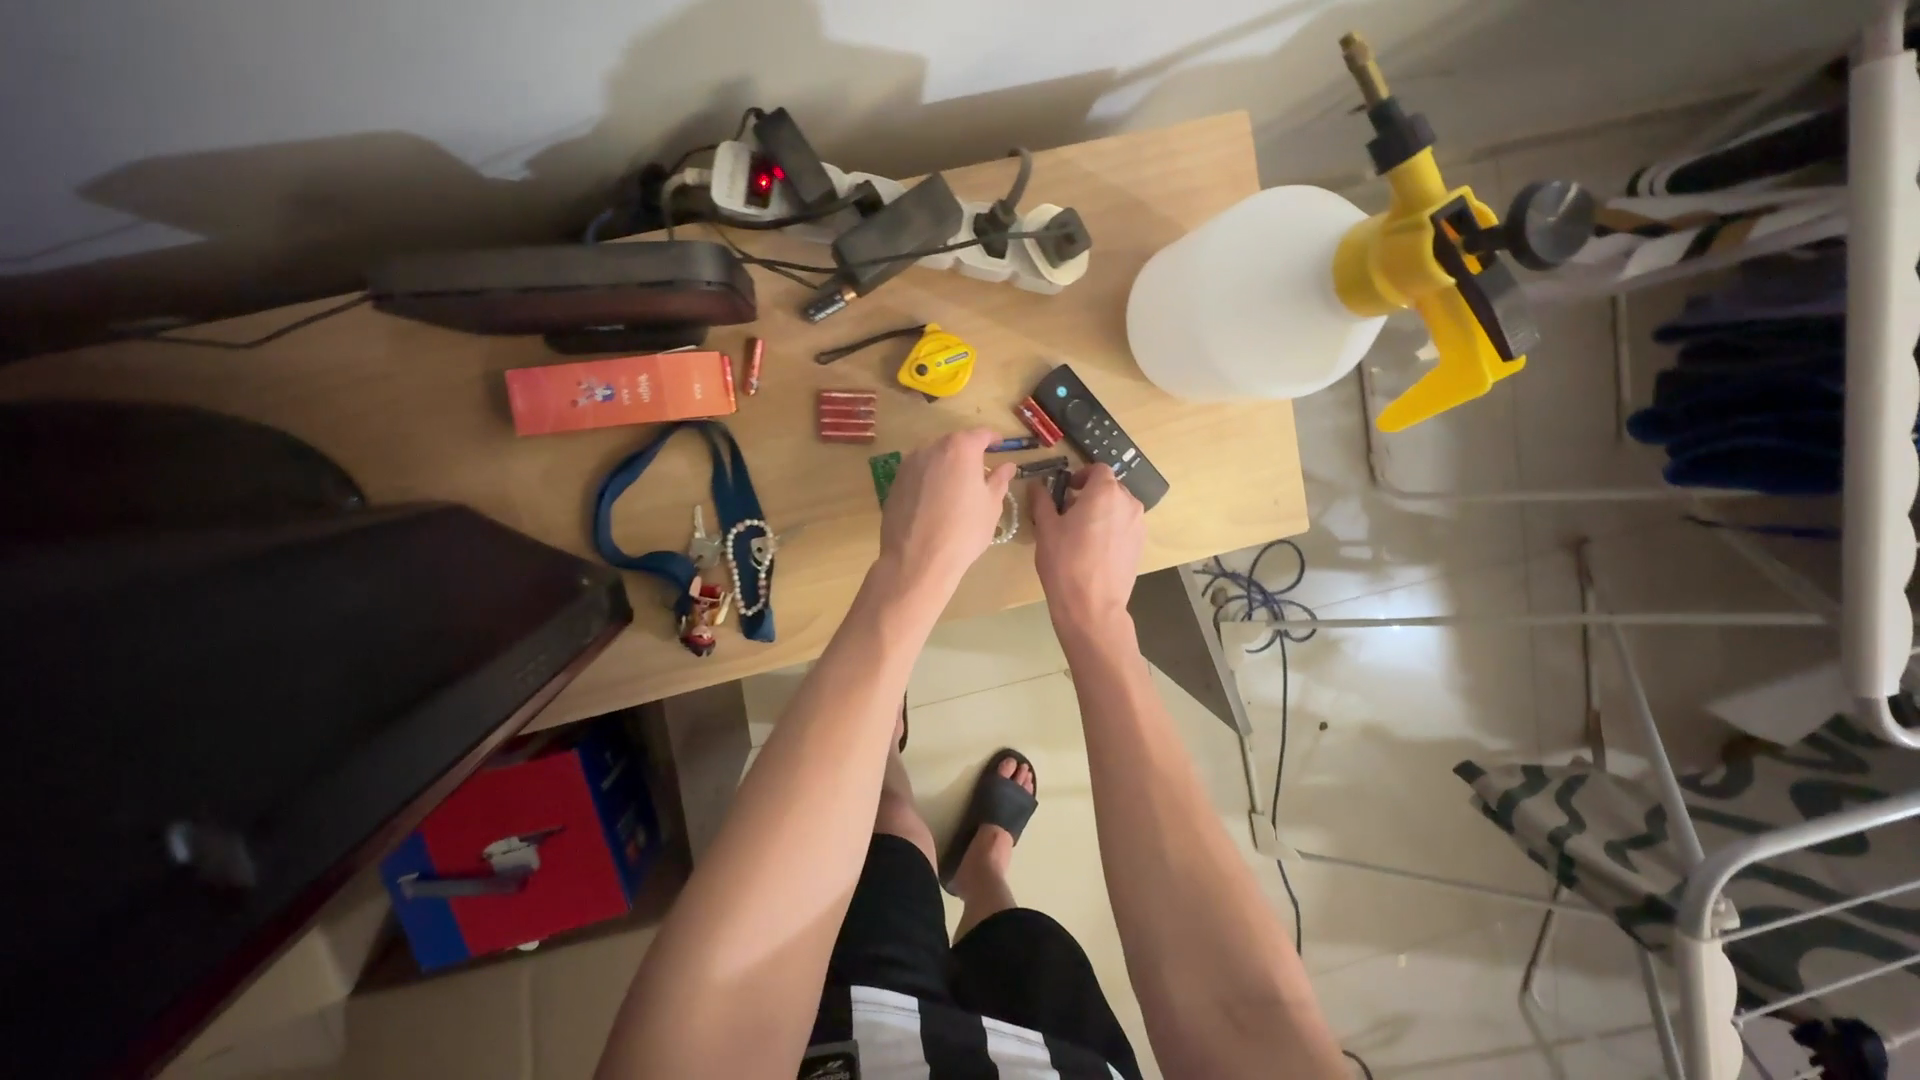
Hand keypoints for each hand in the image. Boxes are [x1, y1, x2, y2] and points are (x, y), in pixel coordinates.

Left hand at [879, 428, 1015, 590]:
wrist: (917, 560)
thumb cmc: (964, 531)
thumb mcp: (991, 506)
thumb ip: (998, 480)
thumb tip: (1006, 466)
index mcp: (960, 448)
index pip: (981, 434)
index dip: (993, 439)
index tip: (999, 445)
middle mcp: (931, 448)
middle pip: (954, 444)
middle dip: (967, 453)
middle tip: (979, 472)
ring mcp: (908, 464)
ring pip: (933, 458)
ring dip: (946, 467)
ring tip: (956, 489)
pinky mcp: (894, 483)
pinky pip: (917, 474)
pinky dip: (928, 481)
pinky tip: (934, 502)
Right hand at [1029, 464, 1145, 627]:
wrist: (1091, 605)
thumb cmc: (1065, 562)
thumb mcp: (1046, 528)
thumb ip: (1043, 501)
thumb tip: (1037, 486)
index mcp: (1105, 492)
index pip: (1098, 469)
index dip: (1081, 476)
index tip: (1067, 489)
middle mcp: (1128, 503)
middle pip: (1110, 488)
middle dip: (1091, 494)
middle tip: (1069, 512)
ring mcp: (1138, 525)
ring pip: (1119, 508)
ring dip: (1102, 512)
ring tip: (1082, 533)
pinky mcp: (1141, 546)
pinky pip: (1125, 527)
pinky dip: (1112, 529)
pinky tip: (1095, 550)